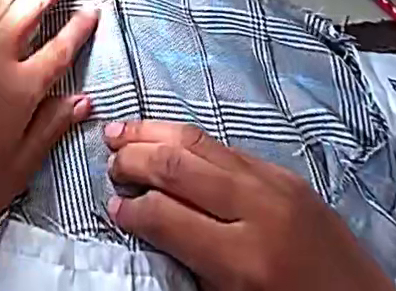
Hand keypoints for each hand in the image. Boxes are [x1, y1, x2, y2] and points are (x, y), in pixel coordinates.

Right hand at [105, 121, 395, 290]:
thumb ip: (194, 262)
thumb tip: (147, 220)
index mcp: (248, 261)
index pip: (167, 216)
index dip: (132, 209)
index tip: (113, 208)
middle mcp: (259, 210)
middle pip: (177, 165)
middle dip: (134, 158)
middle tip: (109, 163)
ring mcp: (275, 184)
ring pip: (197, 141)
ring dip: (152, 132)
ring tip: (119, 132)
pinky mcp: (286, 174)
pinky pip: (224, 145)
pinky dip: (186, 139)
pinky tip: (166, 139)